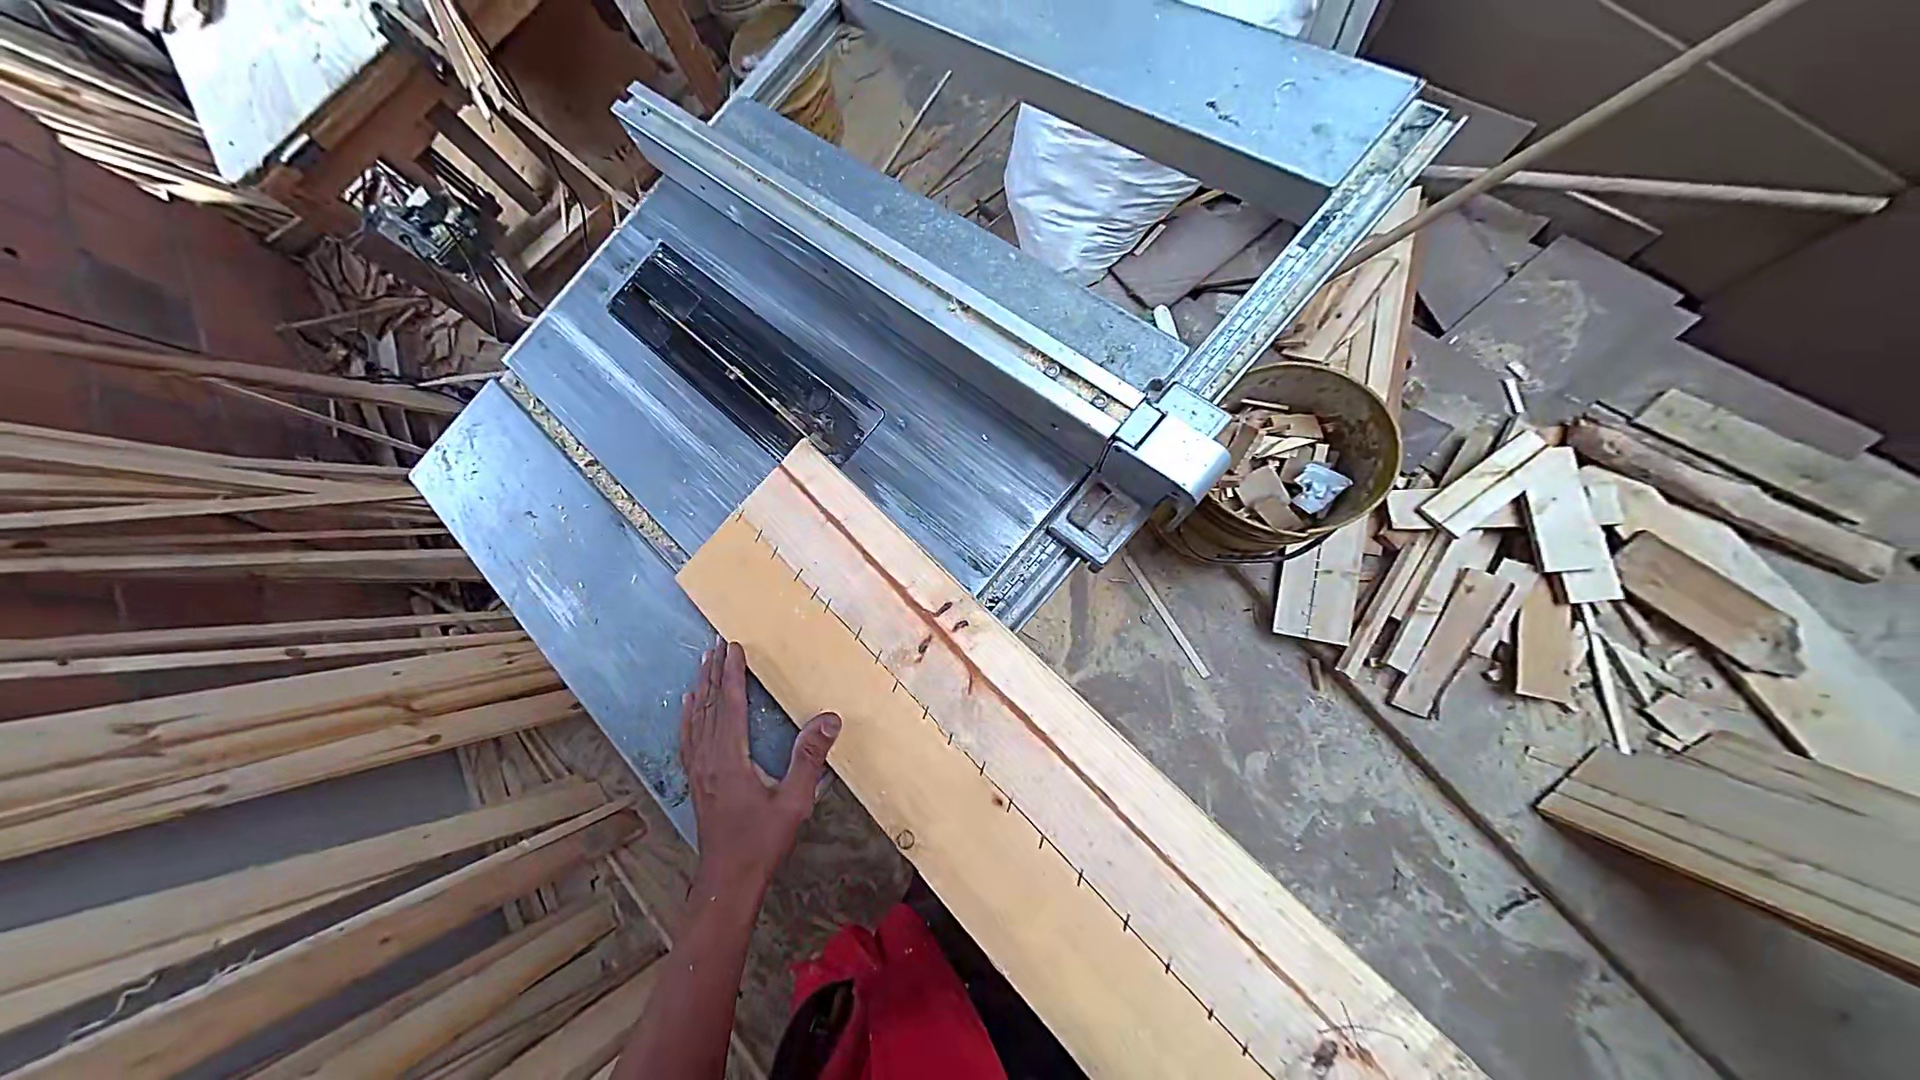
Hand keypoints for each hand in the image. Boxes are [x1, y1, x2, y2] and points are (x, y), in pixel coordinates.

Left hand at [680, 640, 839, 891]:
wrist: (727, 880)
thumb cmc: (762, 841)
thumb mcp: (794, 801)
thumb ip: (809, 758)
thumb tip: (829, 719)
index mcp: (729, 759)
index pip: (730, 705)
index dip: (731, 674)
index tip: (733, 647)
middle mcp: (708, 759)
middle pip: (708, 706)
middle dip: (713, 673)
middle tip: (716, 644)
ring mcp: (697, 770)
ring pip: (695, 719)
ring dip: (700, 689)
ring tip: (703, 664)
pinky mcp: (695, 780)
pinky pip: (688, 738)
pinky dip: (689, 715)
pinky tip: (689, 707)